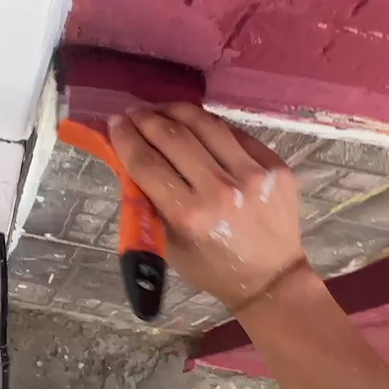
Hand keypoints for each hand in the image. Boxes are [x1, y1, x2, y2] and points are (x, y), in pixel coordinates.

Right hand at [109, 103, 308, 310]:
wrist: (270, 278)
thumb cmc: (211, 268)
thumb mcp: (168, 244)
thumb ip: (150, 202)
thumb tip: (130, 159)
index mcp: (189, 215)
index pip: (147, 163)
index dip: (126, 139)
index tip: (114, 123)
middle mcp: (221, 189)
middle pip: (173, 137)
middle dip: (146, 119)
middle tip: (133, 113)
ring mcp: (253, 174)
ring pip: (206, 125)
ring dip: (176, 111)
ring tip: (160, 110)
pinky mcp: (275, 165)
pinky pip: (235, 133)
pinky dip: (209, 125)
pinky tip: (194, 124)